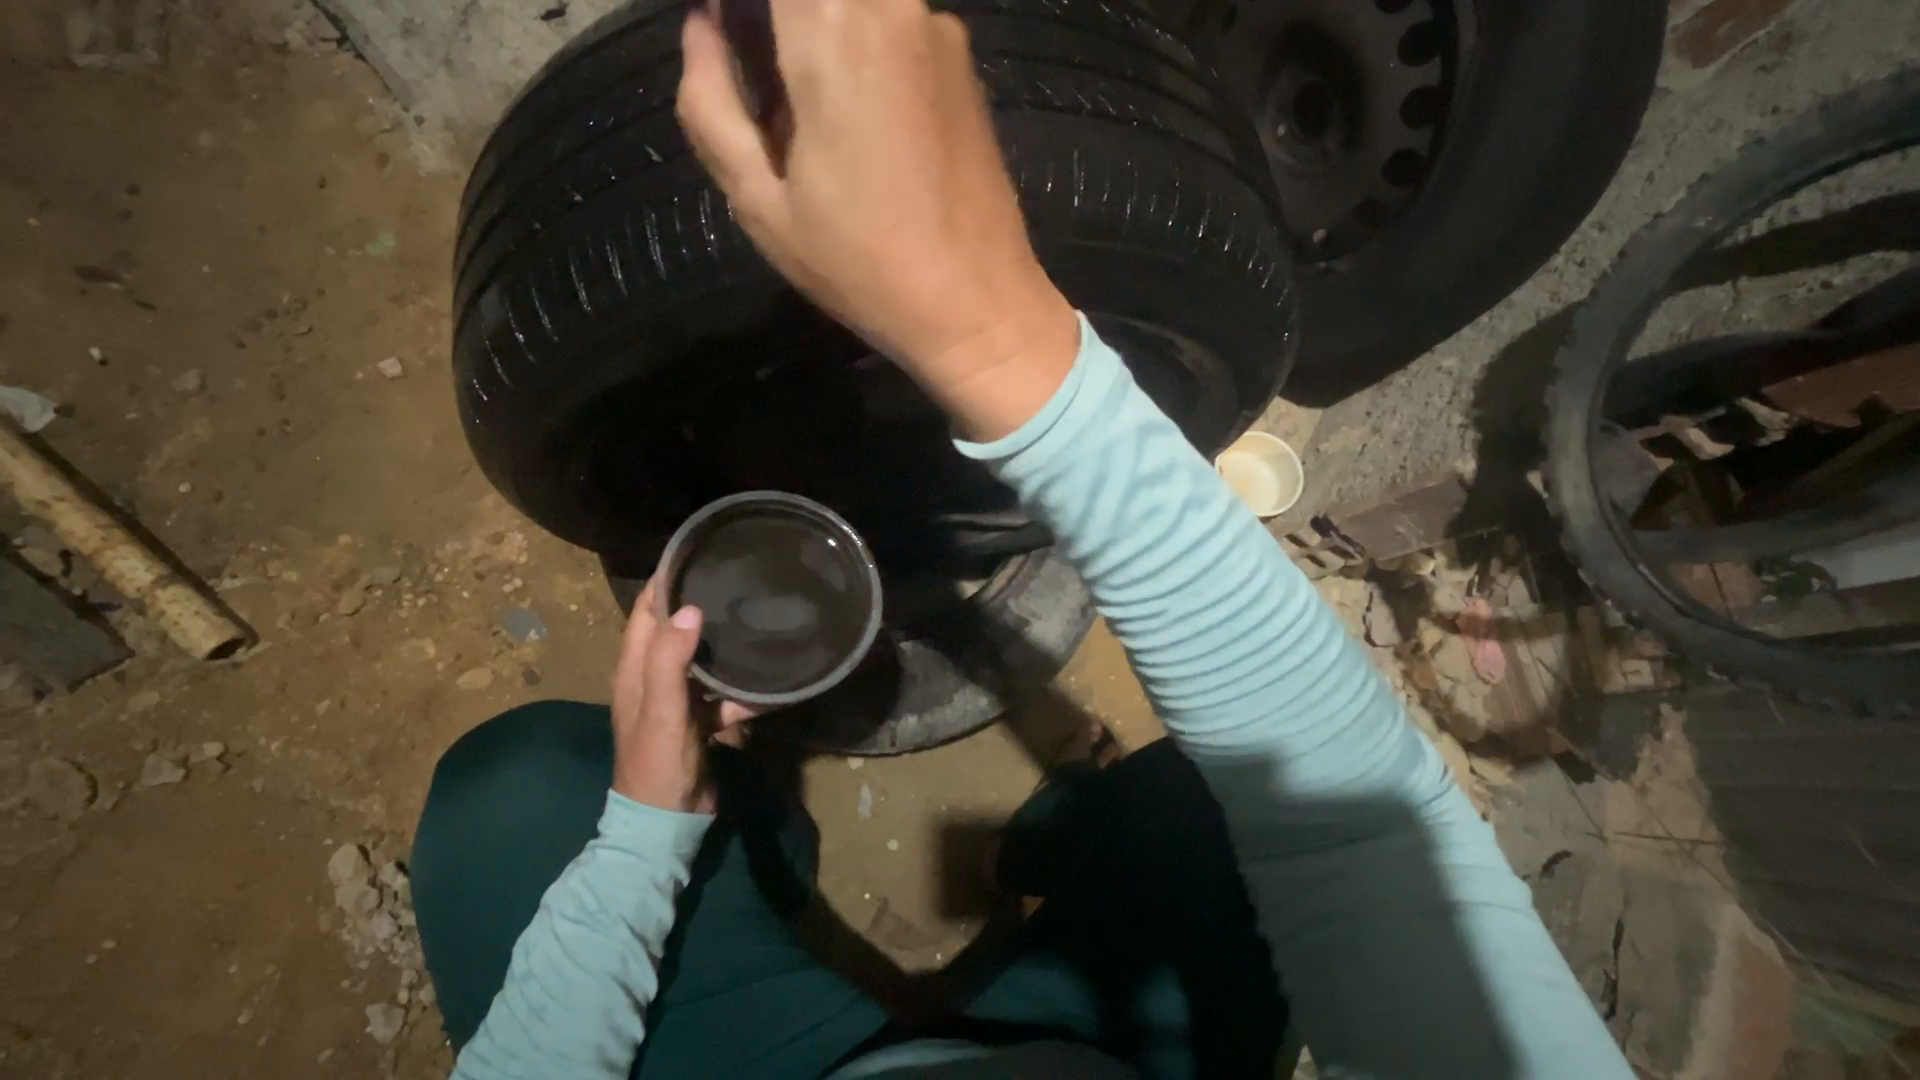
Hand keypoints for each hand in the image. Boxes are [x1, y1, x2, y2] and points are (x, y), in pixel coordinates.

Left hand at [610, 577, 755, 813]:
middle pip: (678, 630)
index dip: (665, 582)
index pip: (646, 611)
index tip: (695, 554)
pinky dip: (743, 689)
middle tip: (739, 580)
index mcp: (635, 669)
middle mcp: (655, 678)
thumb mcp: (661, 710)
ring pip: (705, 661)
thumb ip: (670, 660)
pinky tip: (770, 682)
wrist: (667, 823)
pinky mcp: (701, 721)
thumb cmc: (657, 763)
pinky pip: (725, 694)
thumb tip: (689, 608)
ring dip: (727, 647)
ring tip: (761, 619)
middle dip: (702, 605)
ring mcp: (680, 700)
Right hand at [676, 0, 1079, 438]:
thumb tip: (702, 28)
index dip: (749, 7)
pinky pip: (896, 27)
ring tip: (809, 114)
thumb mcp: (762, 205)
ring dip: (823, 36)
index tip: (731, 36)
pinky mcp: (966, 66)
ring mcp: (940, 31)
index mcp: (833, 30)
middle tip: (768, 88)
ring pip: (862, 5)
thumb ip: (712, 104)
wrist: (977, 308)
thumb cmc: (863, 267)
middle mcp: (893, 6)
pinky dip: (865, 51)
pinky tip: (864, 127)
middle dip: (784, 24)